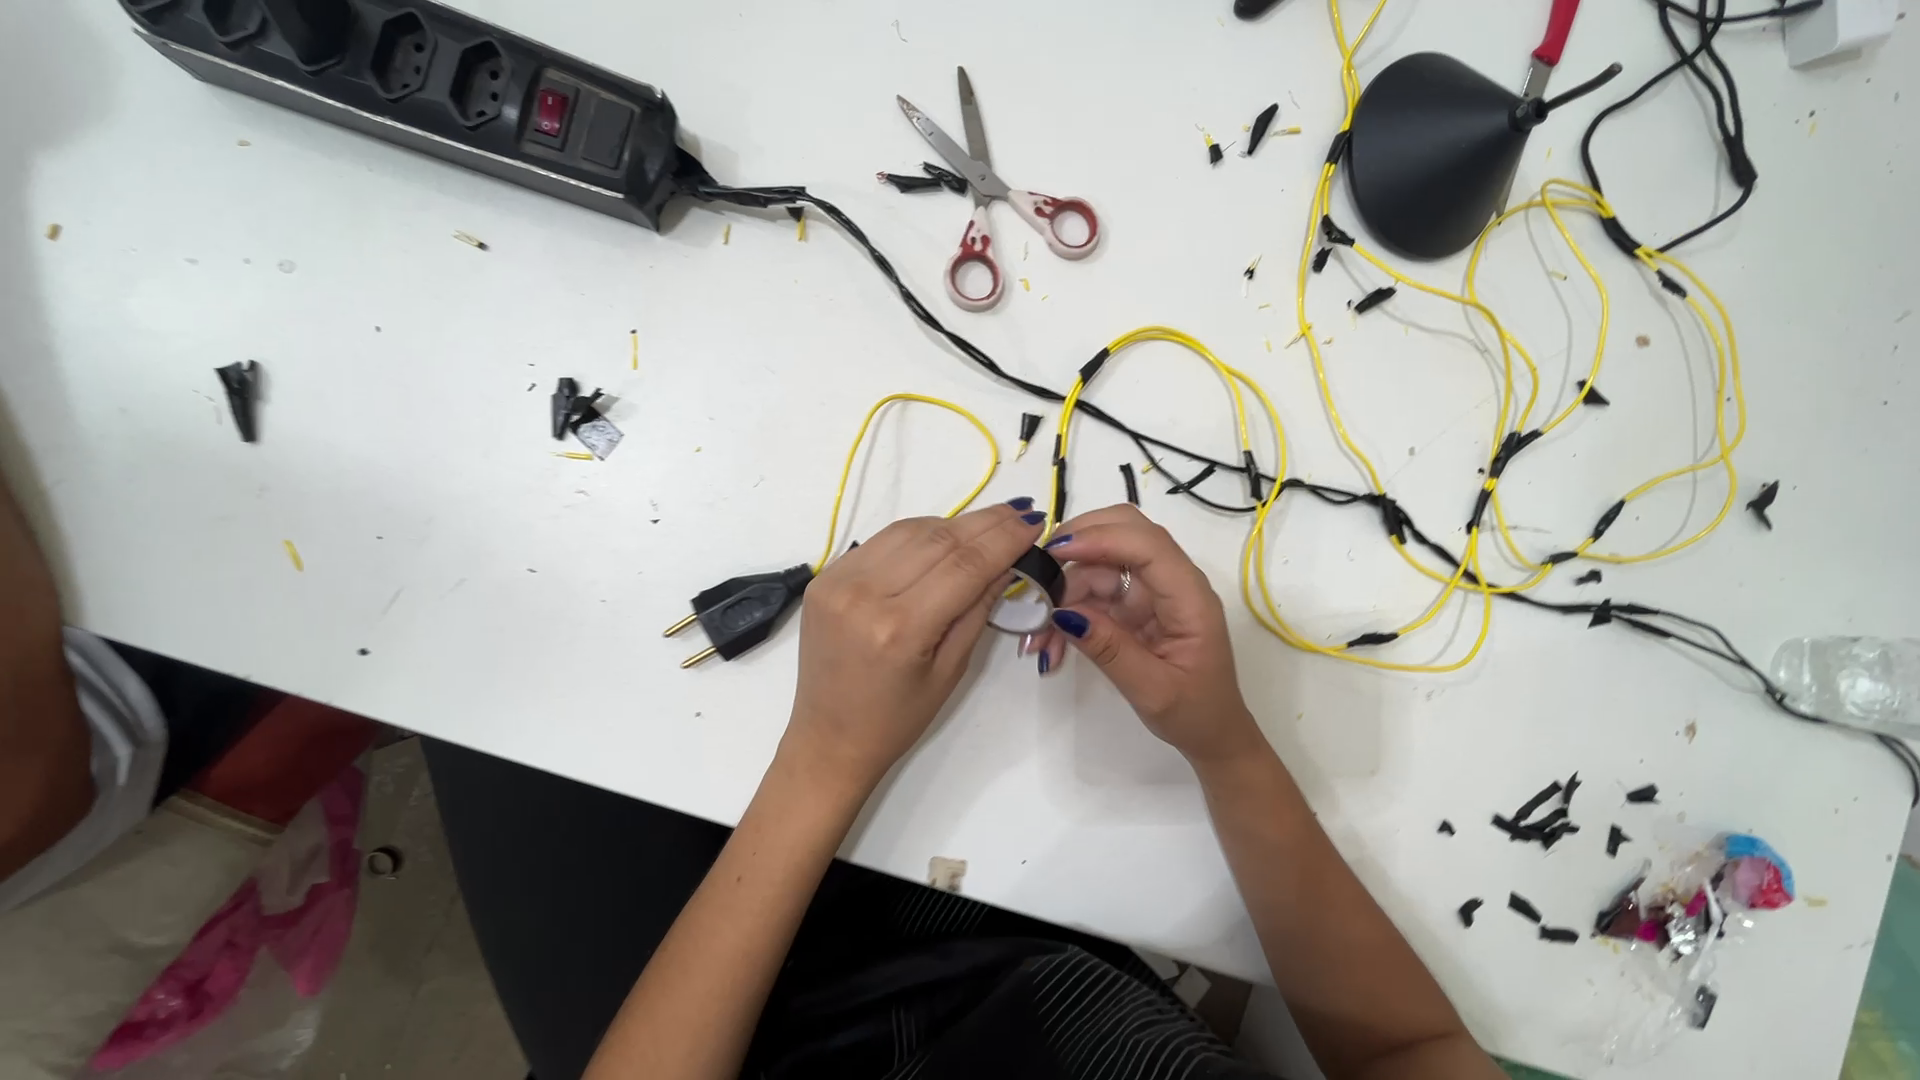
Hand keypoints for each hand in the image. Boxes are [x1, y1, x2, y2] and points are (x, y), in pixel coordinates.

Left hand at [782, 499, 1047, 792]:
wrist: (830, 737)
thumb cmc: (897, 719)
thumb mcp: (950, 670)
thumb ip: (977, 609)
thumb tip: (1007, 560)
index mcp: (900, 628)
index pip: (965, 565)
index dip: (1004, 539)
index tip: (1033, 523)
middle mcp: (864, 594)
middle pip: (938, 539)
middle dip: (985, 522)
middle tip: (1018, 512)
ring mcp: (838, 581)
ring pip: (909, 530)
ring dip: (952, 523)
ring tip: (987, 524)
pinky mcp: (825, 577)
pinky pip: (881, 541)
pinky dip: (916, 535)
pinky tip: (941, 538)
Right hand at [1027, 504, 1262, 765]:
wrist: (1212, 733)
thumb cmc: (1195, 713)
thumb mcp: (1152, 690)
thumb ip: (1110, 650)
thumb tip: (1063, 614)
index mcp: (1190, 597)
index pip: (1148, 546)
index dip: (1101, 539)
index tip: (1055, 553)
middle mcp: (1171, 582)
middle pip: (1124, 532)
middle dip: (1077, 543)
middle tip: (1037, 571)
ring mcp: (1149, 591)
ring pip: (1098, 565)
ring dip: (1063, 591)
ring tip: (1037, 637)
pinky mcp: (1132, 605)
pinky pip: (1093, 591)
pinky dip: (1067, 609)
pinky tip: (1050, 640)